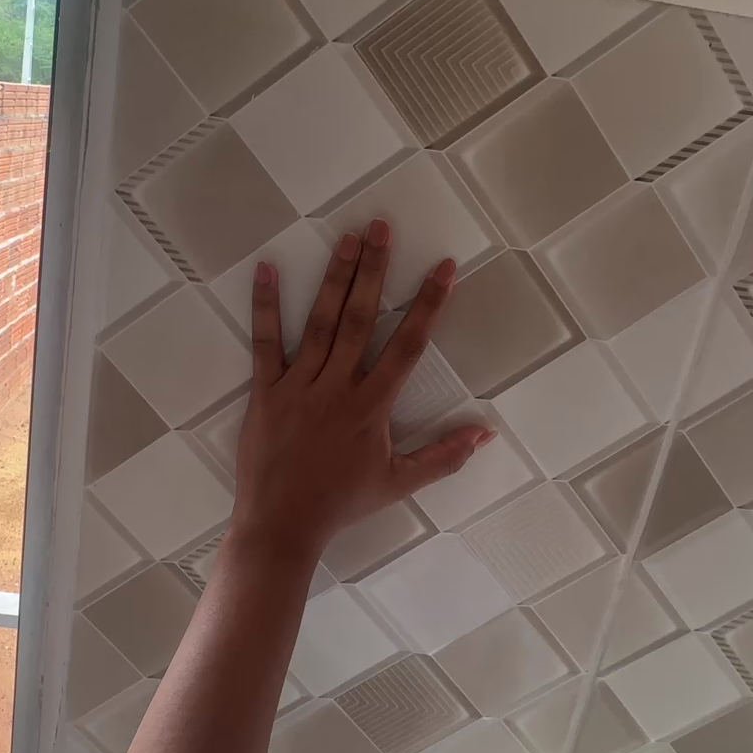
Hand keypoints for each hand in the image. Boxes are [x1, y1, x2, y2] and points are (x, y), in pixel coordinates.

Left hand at [226, 219, 494, 564]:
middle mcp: (339, 386)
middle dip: (374, 270)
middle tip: (380, 226)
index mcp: (373, 406)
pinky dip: (265, 306)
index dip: (428, 304)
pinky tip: (267, 269)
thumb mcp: (400, 483)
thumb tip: (487, 432)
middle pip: (360, 319)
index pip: (408, 345)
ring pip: (321, 323)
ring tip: (346, 237)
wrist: (282, 526)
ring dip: (335, 278)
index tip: (443, 267)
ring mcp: (299, 385)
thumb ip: (444, 455)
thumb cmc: (342, 503)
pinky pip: (265, 343)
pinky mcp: (265, 390)